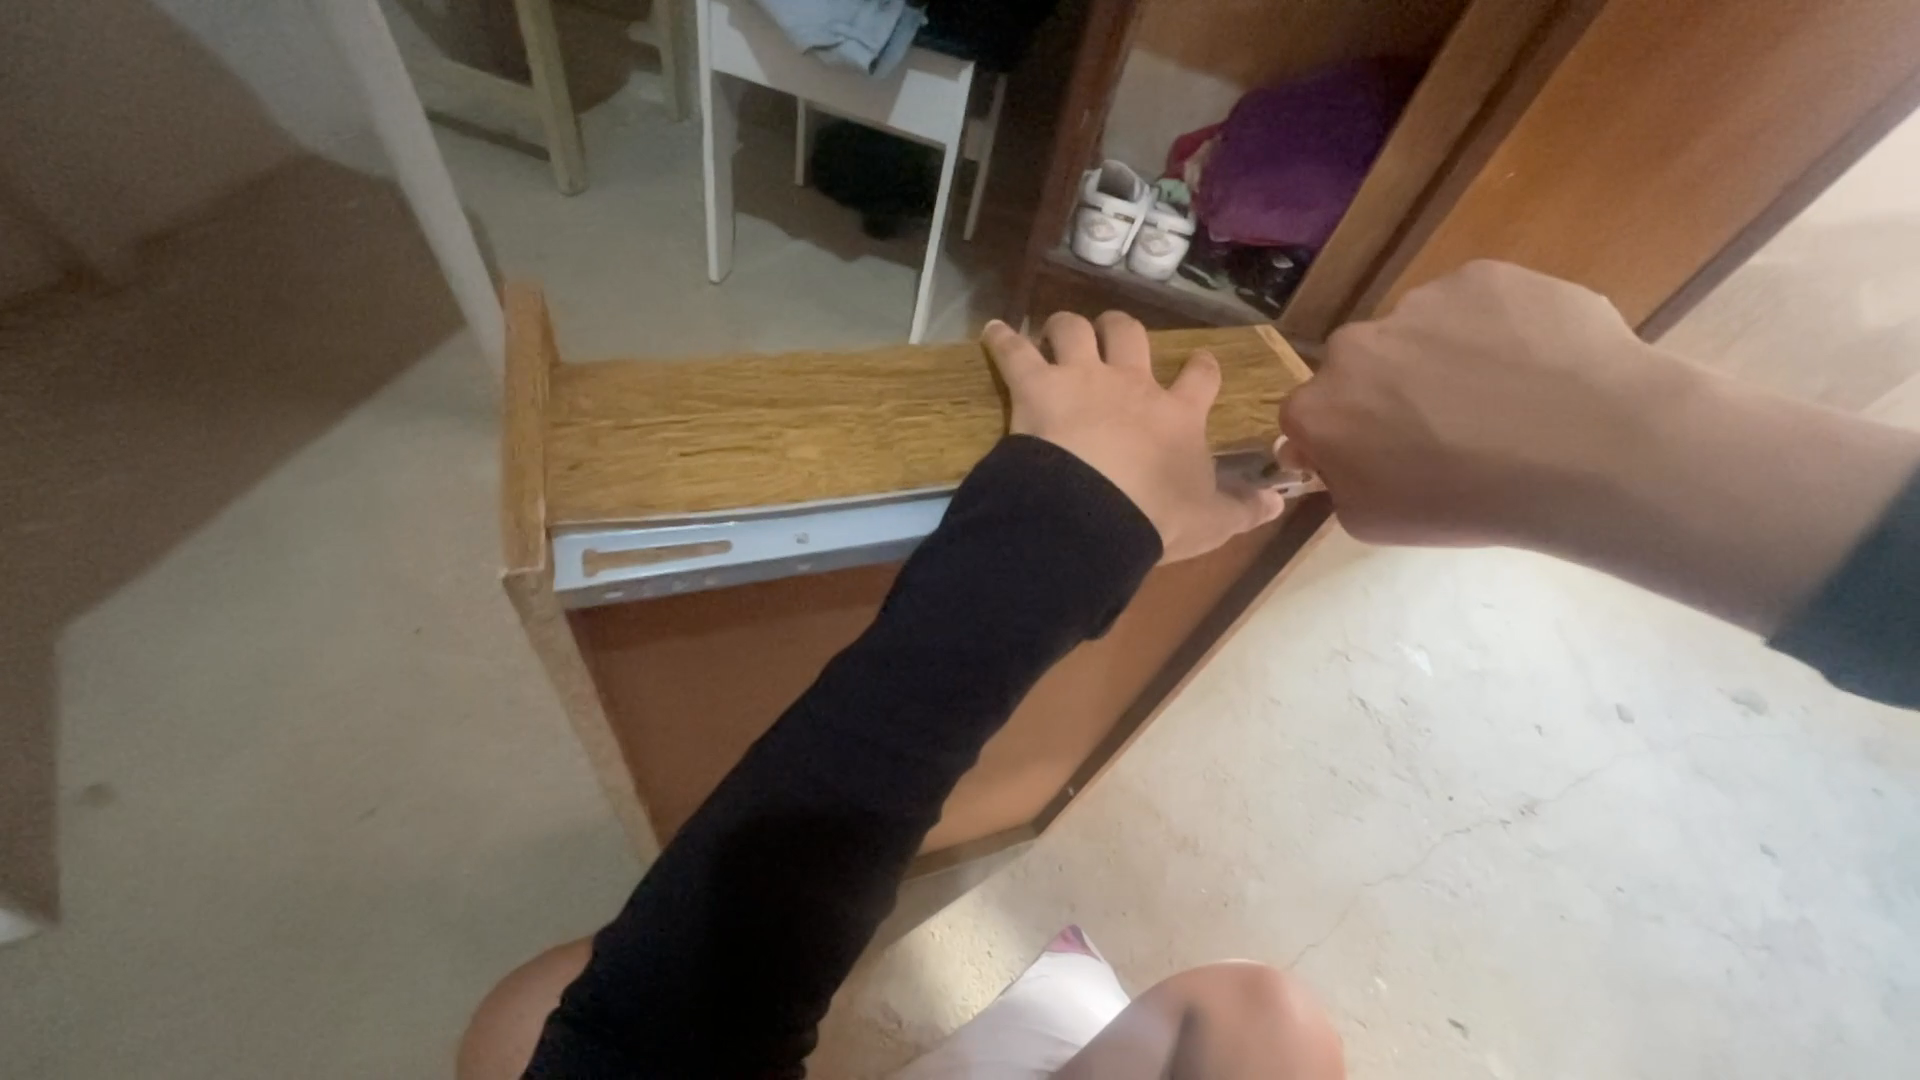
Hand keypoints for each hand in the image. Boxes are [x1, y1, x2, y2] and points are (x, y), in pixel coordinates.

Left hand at [983, 312, 1285, 562]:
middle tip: (1113, 337)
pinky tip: (992, 331)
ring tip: (1056, 332)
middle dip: (1122, 330)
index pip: (1199, 378)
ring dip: (1065, 327)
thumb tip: (1280, 502)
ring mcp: (1082, 379)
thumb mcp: (1211, 522)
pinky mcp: (1036, 387)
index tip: (1200, 365)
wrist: (1096, 515)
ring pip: (1074, 331)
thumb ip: (1244, 509)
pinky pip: (1014, 353)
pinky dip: (1001, 340)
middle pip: (1130, 335)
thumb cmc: (1156, 518)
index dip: (1201, 369)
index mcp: (1176, 415)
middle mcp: (1131, 385)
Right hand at [1278, 260, 1675, 547]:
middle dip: (1386, 390)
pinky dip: (1492, 327)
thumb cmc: (1467, 503)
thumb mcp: (1372, 521)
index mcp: (1316, 408)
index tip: (1380, 454)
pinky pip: (1473, 303)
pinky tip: (1532, 362)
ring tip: (1501, 394)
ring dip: (1438, 356)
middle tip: (1443, 425)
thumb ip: (1337, 480)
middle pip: (1359, 367)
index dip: (1344, 435)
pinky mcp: (1481, 276)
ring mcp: (1416, 304)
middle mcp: (1350, 347)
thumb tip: (1332, 455)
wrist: (1590, 453)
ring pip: (1416, 331)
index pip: (1310, 417)